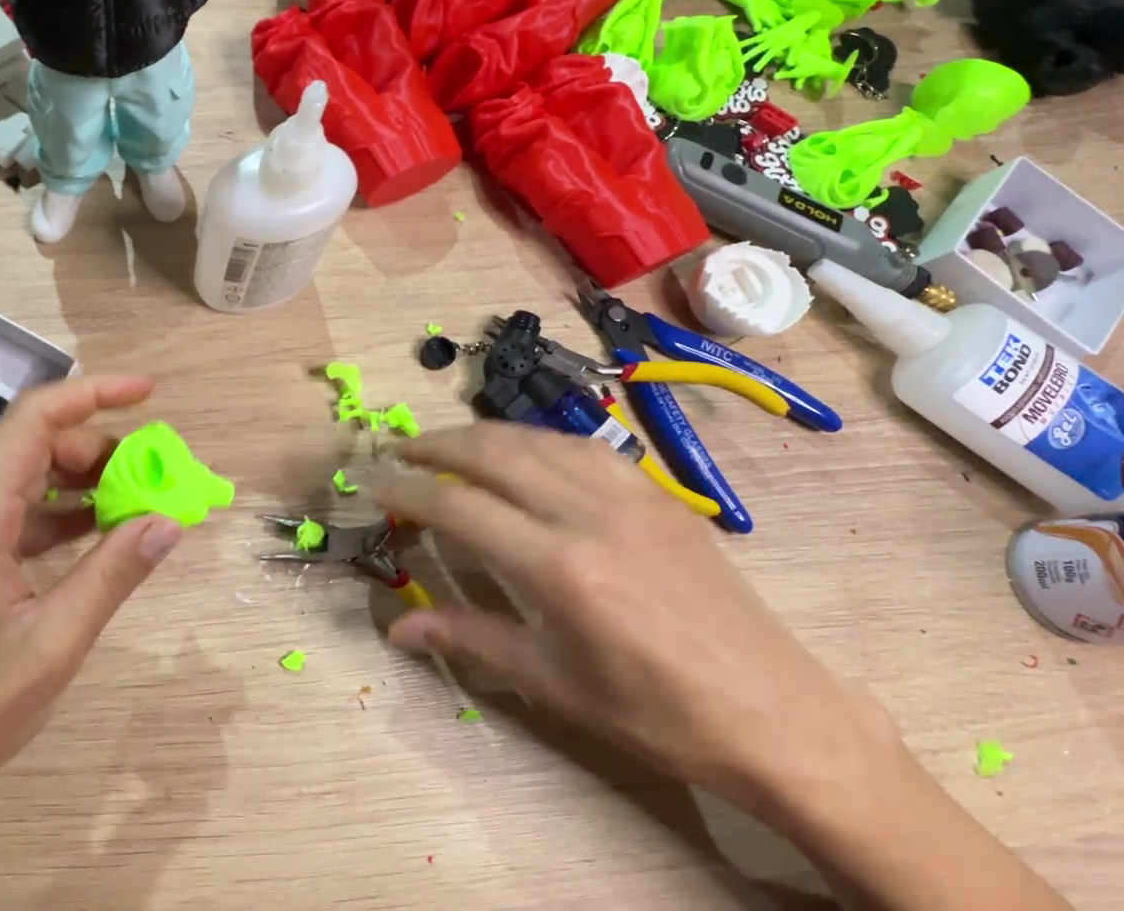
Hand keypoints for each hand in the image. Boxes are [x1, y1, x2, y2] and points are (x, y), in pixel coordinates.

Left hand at [0, 375, 183, 810]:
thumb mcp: (55, 642)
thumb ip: (114, 573)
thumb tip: (169, 520)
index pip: (34, 421)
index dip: (95, 394)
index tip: (150, 391)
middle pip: (31, 443)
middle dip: (98, 447)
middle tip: (156, 474)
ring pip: (23, 474)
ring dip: (80, 479)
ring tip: (139, 499)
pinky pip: (12, 510)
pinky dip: (58, 512)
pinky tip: (100, 530)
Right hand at [373, 422, 902, 814]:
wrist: (775, 713)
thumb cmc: (654, 713)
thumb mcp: (551, 682)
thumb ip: (469, 637)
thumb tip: (396, 628)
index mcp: (559, 569)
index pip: (459, 507)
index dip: (406, 489)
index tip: (372, 483)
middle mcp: (590, 517)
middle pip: (495, 454)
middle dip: (436, 445)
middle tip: (398, 450)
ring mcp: (631, 500)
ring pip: (539, 441)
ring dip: (483, 435)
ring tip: (447, 444)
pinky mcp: (660, 499)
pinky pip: (585, 449)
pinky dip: (538, 441)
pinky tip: (524, 452)